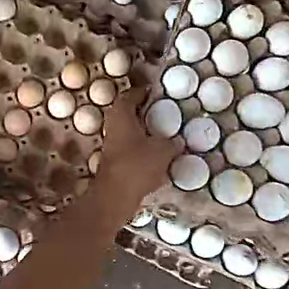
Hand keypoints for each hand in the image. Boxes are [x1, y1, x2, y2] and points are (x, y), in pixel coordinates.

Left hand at [88, 97, 180, 223]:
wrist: (116, 196)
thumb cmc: (137, 165)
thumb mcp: (163, 149)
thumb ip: (172, 142)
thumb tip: (177, 141)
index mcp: (121, 115)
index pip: (130, 96)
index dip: (142, 92)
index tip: (155, 92)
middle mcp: (113, 127)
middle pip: (128, 114)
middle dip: (144, 113)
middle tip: (163, 112)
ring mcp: (112, 146)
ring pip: (130, 133)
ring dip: (144, 133)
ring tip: (165, 134)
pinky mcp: (115, 164)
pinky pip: (132, 150)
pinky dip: (143, 150)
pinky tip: (159, 157)